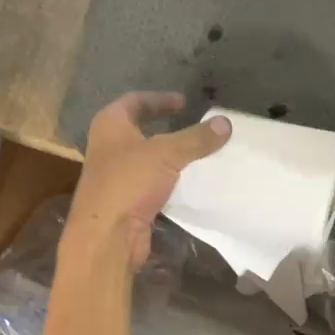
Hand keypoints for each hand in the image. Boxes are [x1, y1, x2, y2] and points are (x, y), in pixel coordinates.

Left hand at [65, 92, 231, 269]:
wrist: (108, 234)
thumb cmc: (129, 182)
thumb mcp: (166, 154)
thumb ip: (196, 138)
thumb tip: (225, 123)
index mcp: (110, 124)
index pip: (136, 101)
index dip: (161, 100)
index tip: (185, 103)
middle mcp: (110, 146)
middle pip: (142, 131)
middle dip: (168, 130)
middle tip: (193, 129)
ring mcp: (117, 176)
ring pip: (148, 161)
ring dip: (171, 159)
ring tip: (198, 157)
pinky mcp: (127, 202)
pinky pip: (152, 186)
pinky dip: (170, 184)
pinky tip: (189, 186)